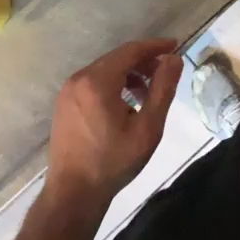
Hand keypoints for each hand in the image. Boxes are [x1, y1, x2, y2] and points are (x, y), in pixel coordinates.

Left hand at [45, 39, 182, 209]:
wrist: (73, 194)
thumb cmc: (113, 161)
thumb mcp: (147, 127)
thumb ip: (162, 89)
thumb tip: (174, 59)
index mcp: (97, 81)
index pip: (130, 50)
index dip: (155, 46)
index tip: (176, 46)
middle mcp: (79, 79)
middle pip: (117, 58)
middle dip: (143, 61)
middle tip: (165, 73)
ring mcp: (68, 92)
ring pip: (105, 70)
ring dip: (129, 74)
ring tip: (148, 94)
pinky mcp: (64, 104)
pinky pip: (93, 83)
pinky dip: (113, 84)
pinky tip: (126, 105)